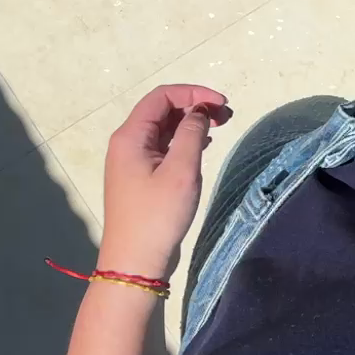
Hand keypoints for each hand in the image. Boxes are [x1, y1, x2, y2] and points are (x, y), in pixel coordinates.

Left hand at [96, 84, 231, 275]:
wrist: (135, 262)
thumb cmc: (157, 214)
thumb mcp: (181, 170)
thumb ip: (191, 133)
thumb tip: (199, 112)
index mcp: (131, 136)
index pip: (162, 96)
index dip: (193, 93)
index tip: (222, 104)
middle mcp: (127, 143)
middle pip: (162, 110)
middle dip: (195, 105)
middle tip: (226, 116)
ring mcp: (133, 161)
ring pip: (164, 128)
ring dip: (192, 122)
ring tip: (221, 127)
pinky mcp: (141, 176)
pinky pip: (164, 146)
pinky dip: (185, 139)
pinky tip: (204, 145)